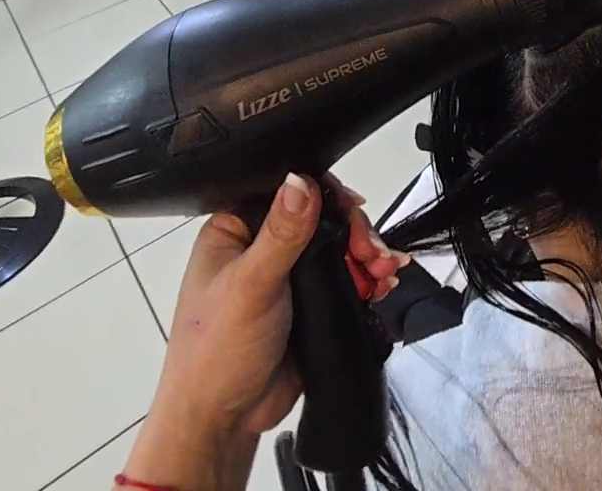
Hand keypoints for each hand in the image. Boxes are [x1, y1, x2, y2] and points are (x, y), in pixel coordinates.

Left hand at [124, 175, 408, 490]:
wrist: (225, 422)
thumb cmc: (216, 353)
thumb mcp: (250, 286)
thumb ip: (281, 234)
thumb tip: (301, 180)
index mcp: (236, 230)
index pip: (288, 190)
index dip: (325, 193)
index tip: (353, 207)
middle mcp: (262, 245)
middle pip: (323, 218)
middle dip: (355, 232)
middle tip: (372, 252)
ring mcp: (288, 274)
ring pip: (339, 246)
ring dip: (368, 255)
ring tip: (385, 272)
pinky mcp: (310, 300)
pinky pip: (347, 276)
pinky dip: (369, 277)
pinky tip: (383, 283)